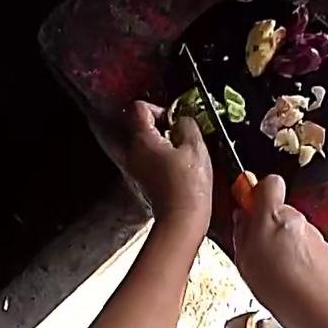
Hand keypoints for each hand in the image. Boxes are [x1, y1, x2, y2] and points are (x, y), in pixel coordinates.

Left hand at [125, 100, 212, 232]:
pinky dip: (161, 156)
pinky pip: (148, 158)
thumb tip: (182, 118)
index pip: (139, 108)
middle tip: (181, 135)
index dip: (159, 108)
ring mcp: (134, 167)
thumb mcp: (195, 147)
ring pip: (144, 142)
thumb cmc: (189, 184)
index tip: (176, 120)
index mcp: (141, 140)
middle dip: (161, 125)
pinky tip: (178, 165)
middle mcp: (131, 152)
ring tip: (181, 151)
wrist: (182, 219)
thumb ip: (187, 124)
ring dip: (162, 141)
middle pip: (139, 125)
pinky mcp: (141, 180)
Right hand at [233, 174, 327, 327]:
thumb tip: (241, 219)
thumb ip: (242, 232)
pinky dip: (297, 254)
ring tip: (273, 265)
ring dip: (282, 241)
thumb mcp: (243, 258)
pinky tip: (287, 273)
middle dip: (268, 223)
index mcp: (271, 216)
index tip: (249, 204)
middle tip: (257, 245)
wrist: (311, 304)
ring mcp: (311, 232)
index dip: (258, 191)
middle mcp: (295, 219)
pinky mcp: (323, 247)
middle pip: (279, 209)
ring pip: (292, 228)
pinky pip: (304, 244)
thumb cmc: (277, 284)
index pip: (268, 182)